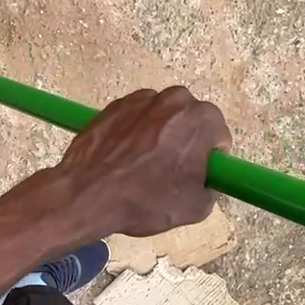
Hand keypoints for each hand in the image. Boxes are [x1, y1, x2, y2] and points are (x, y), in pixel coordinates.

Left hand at [51, 87, 230, 239]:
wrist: (86, 194)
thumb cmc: (145, 200)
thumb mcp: (196, 206)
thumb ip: (212, 187)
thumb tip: (206, 182)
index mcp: (202, 118)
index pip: (217, 138)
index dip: (208, 160)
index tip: (192, 176)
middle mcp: (174, 98)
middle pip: (189, 123)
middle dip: (183, 143)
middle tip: (166, 174)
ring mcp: (140, 99)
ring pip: (160, 119)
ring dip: (157, 137)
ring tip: (139, 168)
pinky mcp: (112, 106)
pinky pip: (133, 120)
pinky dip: (131, 134)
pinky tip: (121, 159)